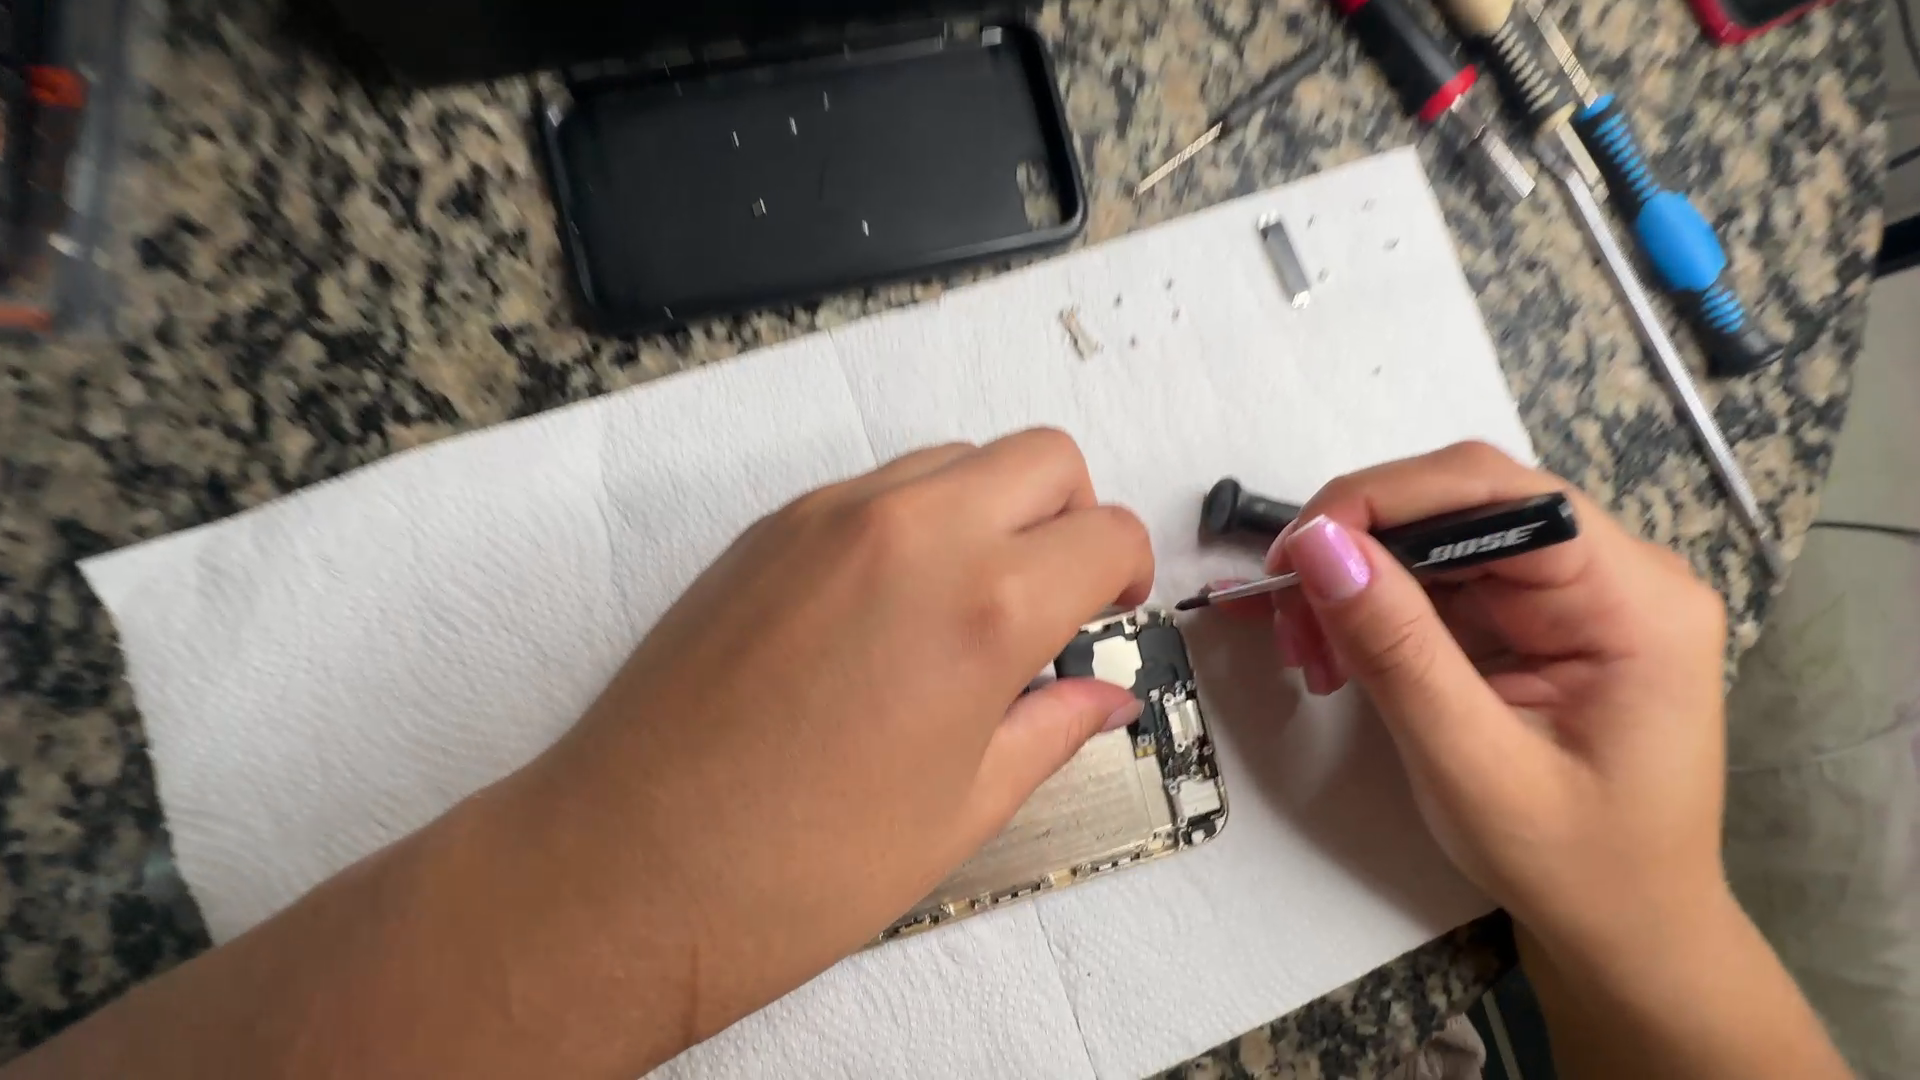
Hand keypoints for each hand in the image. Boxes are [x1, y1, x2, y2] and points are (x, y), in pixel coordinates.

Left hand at [512, 428, 1152, 1060]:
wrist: (625, 867)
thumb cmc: (805, 866)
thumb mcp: (964, 809)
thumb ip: (1054, 729)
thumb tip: (1107, 697)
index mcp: (984, 605)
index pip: (1107, 531)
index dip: (1127, 575)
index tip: (1106, 617)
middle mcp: (915, 529)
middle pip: (1045, 457)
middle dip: (1072, 515)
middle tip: (1051, 595)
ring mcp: (833, 512)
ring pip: (959, 457)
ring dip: (992, 509)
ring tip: (965, 601)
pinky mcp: (772, 523)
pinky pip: (880, 484)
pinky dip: (918, 518)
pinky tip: (888, 603)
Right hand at [1261, 442, 1730, 963]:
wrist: (1618, 925)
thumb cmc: (1568, 862)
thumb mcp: (1468, 761)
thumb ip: (1395, 645)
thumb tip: (1314, 542)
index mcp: (1629, 598)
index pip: (1491, 491)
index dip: (1377, 502)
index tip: (1290, 561)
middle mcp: (1606, 571)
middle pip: (1449, 504)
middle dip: (1349, 551)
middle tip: (1284, 621)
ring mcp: (1562, 590)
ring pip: (1423, 538)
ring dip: (1345, 584)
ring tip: (1305, 654)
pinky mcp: (1522, 613)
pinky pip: (1423, 578)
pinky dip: (1359, 606)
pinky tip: (1322, 647)